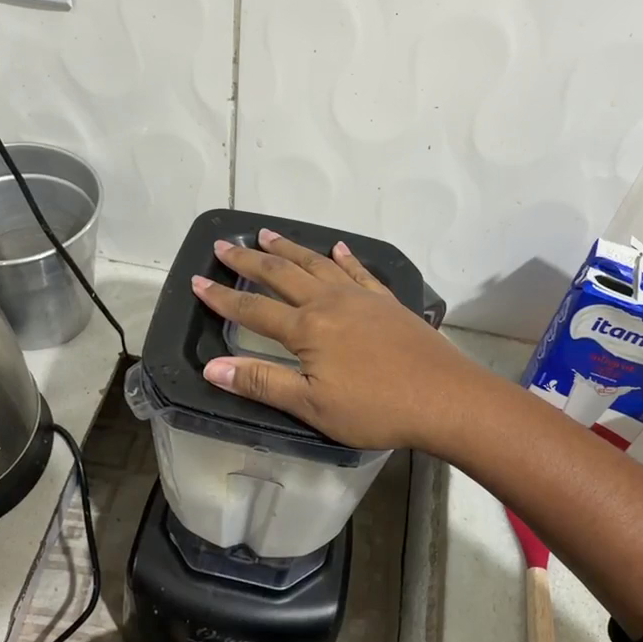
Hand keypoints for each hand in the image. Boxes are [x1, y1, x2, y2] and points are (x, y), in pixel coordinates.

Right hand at [190, 230, 493, 451]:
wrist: (445, 398)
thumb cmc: (375, 408)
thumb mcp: (312, 405)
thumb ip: (262, 383)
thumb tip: (212, 368)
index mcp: (307, 329)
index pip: (253, 309)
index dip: (222, 296)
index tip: (197, 280)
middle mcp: (329, 302)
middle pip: (281, 274)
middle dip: (249, 259)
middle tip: (224, 244)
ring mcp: (362, 297)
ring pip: (317, 264)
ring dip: (289, 247)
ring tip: (266, 232)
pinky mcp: (388, 302)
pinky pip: (359, 270)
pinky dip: (344, 257)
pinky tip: (337, 248)